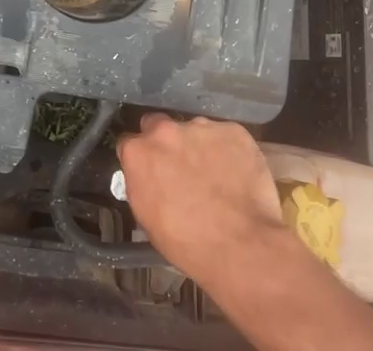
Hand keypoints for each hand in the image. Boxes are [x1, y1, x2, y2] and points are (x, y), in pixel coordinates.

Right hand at [115, 113, 287, 282]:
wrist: (243, 245)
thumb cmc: (188, 243)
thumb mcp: (147, 218)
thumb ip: (142, 184)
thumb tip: (149, 179)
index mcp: (138, 152)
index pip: (129, 143)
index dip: (141, 159)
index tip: (151, 172)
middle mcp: (165, 131)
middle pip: (158, 126)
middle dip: (166, 143)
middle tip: (182, 169)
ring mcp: (201, 127)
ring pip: (195, 131)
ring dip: (199, 147)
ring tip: (217, 176)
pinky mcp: (234, 131)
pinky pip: (226, 137)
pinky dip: (229, 151)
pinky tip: (238, 175)